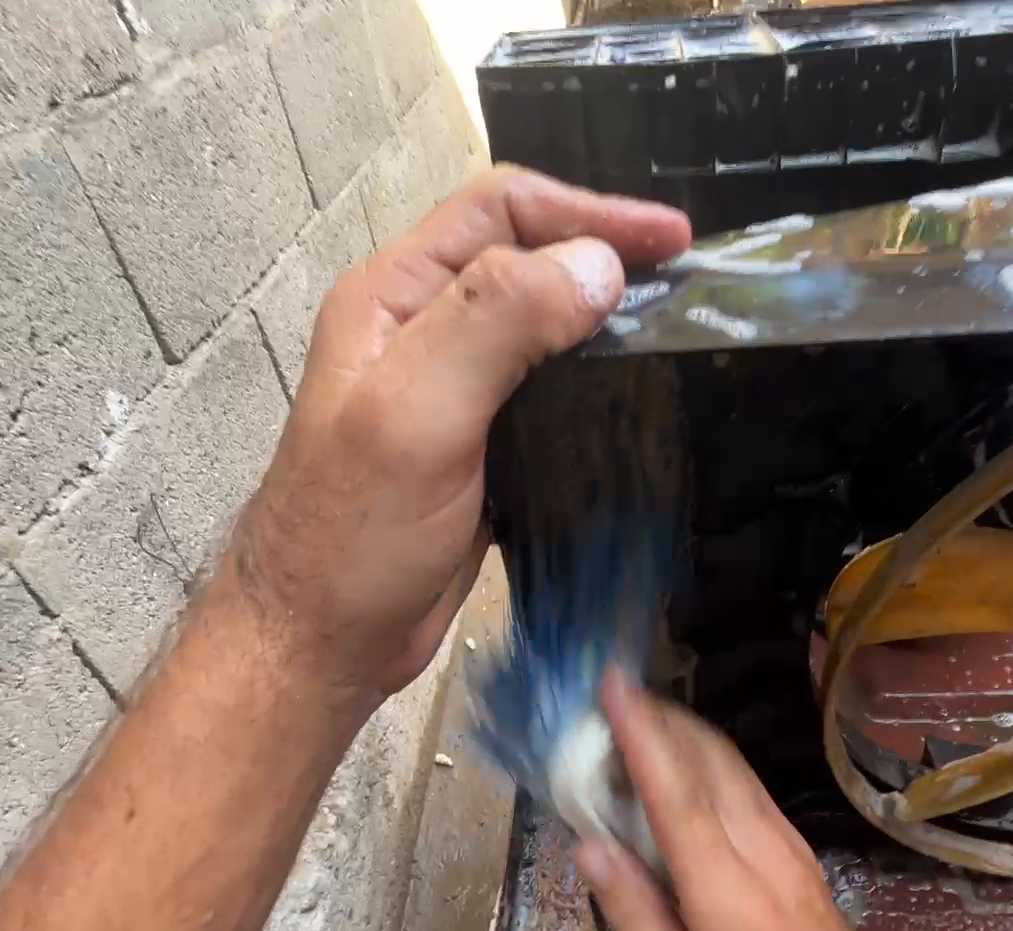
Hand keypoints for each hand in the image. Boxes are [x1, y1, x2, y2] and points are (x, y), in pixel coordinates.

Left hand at [228, 168, 690, 711]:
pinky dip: (592, 381)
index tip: (671, 238)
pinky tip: (631, 394)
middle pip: (526, 261)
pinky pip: (546, 391)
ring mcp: (454, 390)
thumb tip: (599, 267)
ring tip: (670, 327)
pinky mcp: (481, 444)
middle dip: (604, 257)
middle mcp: (424, 331)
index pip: (500, 211)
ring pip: (541, 328)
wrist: (329, 636)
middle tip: (683, 280)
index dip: (589, 213)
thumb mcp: (417, 414)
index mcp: (396, 299)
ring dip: (604, 319)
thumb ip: (496, 324)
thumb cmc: (356, 531)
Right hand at [577, 674, 969, 930]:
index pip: (677, 795)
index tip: (614, 687)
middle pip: (707, 759)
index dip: (641, 735)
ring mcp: (788, 842)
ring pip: (731, 761)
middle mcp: (763, 850)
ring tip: (639, 715)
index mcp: (728, 895)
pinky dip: (707, 753)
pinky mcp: (798, 845)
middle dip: (659, 716)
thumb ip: (636, 922)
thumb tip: (590, 850)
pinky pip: (746, 780)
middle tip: (613, 695)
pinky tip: (683, 758)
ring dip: (683, 728)